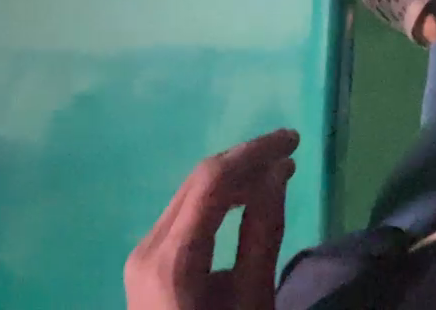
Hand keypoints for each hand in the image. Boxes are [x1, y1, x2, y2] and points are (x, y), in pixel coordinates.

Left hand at [125, 129, 297, 309]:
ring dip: (234, 177)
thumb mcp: (253, 301)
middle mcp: (148, 248)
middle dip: (246, 159)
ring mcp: (141, 256)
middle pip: (199, 180)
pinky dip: (218, 199)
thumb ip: (264, 233)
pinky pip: (185, 214)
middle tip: (290, 151)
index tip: (294, 140)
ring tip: (276, 172)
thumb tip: (278, 171)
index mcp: (172, 260)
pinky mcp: (145, 265)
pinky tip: (246, 198)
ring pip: (191, 192)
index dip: (255, 151)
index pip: (213, 180)